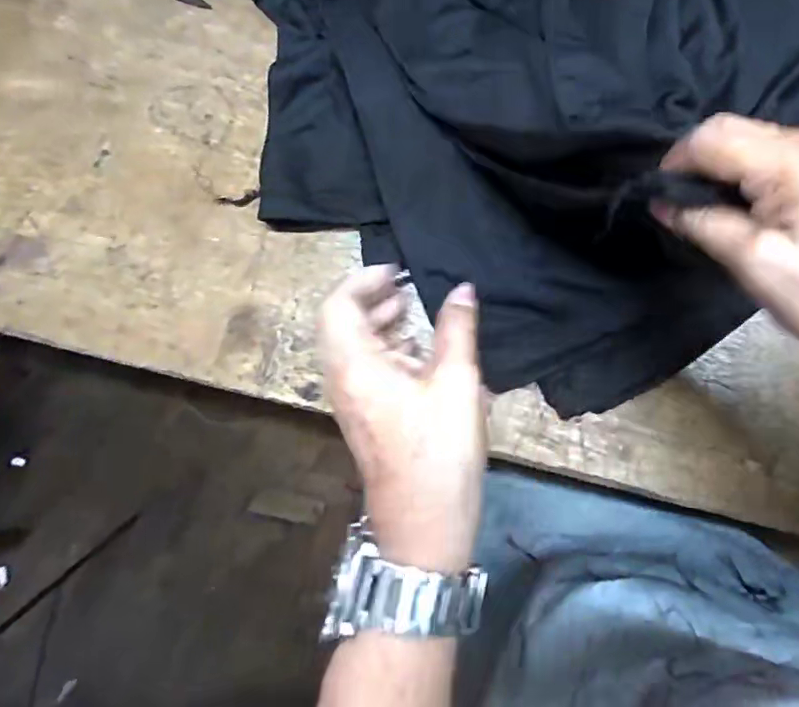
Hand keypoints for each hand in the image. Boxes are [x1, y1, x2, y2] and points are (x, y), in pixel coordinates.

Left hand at [318, 265, 485, 571]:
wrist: (425, 526)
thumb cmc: (439, 450)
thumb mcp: (457, 382)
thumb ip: (457, 329)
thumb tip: (461, 289)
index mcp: (356, 368)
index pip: (337, 307)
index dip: (363, 280)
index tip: (400, 271)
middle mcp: (346, 382)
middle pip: (342, 325)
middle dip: (373, 298)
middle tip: (410, 286)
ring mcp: (356, 403)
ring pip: (355, 348)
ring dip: (382, 323)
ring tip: (418, 312)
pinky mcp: (371, 418)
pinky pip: (370, 369)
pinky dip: (391, 348)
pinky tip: (425, 350)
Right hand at [657, 114, 798, 375]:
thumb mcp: (755, 263)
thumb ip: (702, 223)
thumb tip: (661, 201)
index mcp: (795, 160)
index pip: (714, 137)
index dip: (677, 162)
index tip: (658, 197)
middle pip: (731, 128)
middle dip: (696, 161)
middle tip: (679, 205)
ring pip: (748, 137)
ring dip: (719, 166)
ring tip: (705, 208)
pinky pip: (768, 152)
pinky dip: (742, 171)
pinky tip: (739, 203)